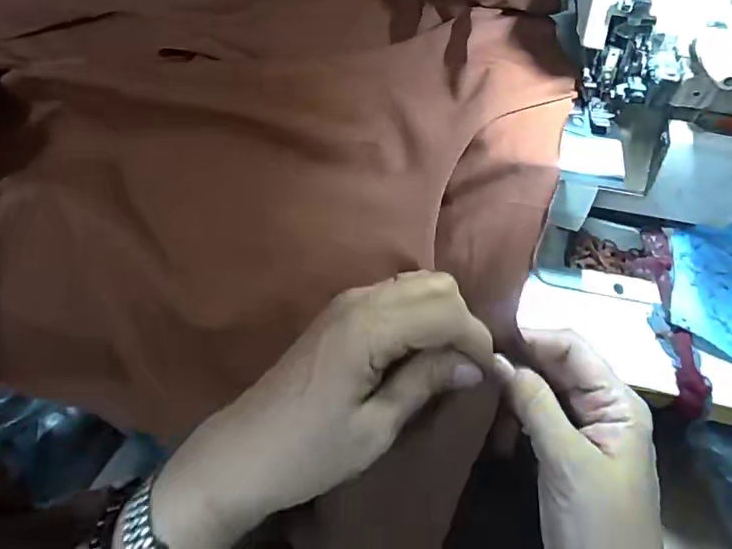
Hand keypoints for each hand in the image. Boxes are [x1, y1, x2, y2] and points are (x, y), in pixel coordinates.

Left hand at [149, 271, 495, 547]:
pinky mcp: (343, 307)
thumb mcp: (375, 428)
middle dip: (462, 320)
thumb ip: (425, 384)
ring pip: (418, 282)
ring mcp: (350, 298)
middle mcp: (362, 298)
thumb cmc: (310, 450)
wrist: (244, 451)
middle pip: (437, 284)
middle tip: (466, 367)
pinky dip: (420, 311)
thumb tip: (474, 365)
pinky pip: (397, 292)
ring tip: (446, 359)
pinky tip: (417, 349)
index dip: (475, 337)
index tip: (488, 373)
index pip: (444, 310)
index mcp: (369, 326)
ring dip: (442, 312)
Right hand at [501, 329, 661, 548]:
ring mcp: (588, 431)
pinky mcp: (571, 453)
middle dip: (522, 363)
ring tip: (484, 392)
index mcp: (618, 401)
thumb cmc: (599, 525)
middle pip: (559, 367)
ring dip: (517, 392)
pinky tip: (498, 422)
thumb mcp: (566, 462)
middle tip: (479, 360)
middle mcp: (605, 406)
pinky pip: (542, 418)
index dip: (535, 337)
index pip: (574, 348)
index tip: (491, 335)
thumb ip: (535, 404)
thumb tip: (499, 357)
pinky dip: (519, 416)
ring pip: (547, 391)